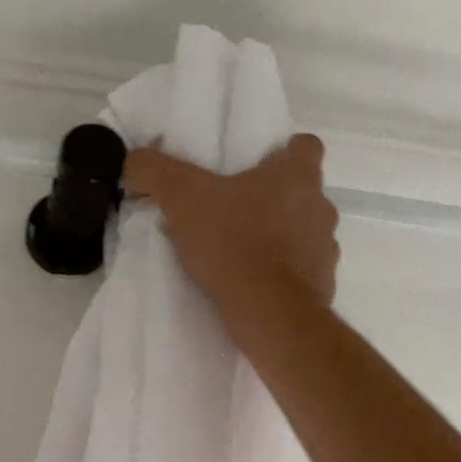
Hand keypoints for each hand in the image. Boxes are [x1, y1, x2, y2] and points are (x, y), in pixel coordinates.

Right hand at [124, 133, 339, 312]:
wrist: (271, 315)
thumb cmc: (234, 244)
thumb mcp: (182, 198)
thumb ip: (155, 171)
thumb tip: (135, 159)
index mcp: (298, 177)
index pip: (306, 146)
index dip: (284, 150)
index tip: (257, 163)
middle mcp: (321, 208)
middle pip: (302, 192)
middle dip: (273, 198)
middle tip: (233, 208)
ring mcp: (326, 250)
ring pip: (302, 232)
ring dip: (278, 237)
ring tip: (238, 250)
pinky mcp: (321, 286)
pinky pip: (300, 271)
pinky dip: (280, 273)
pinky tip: (250, 282)